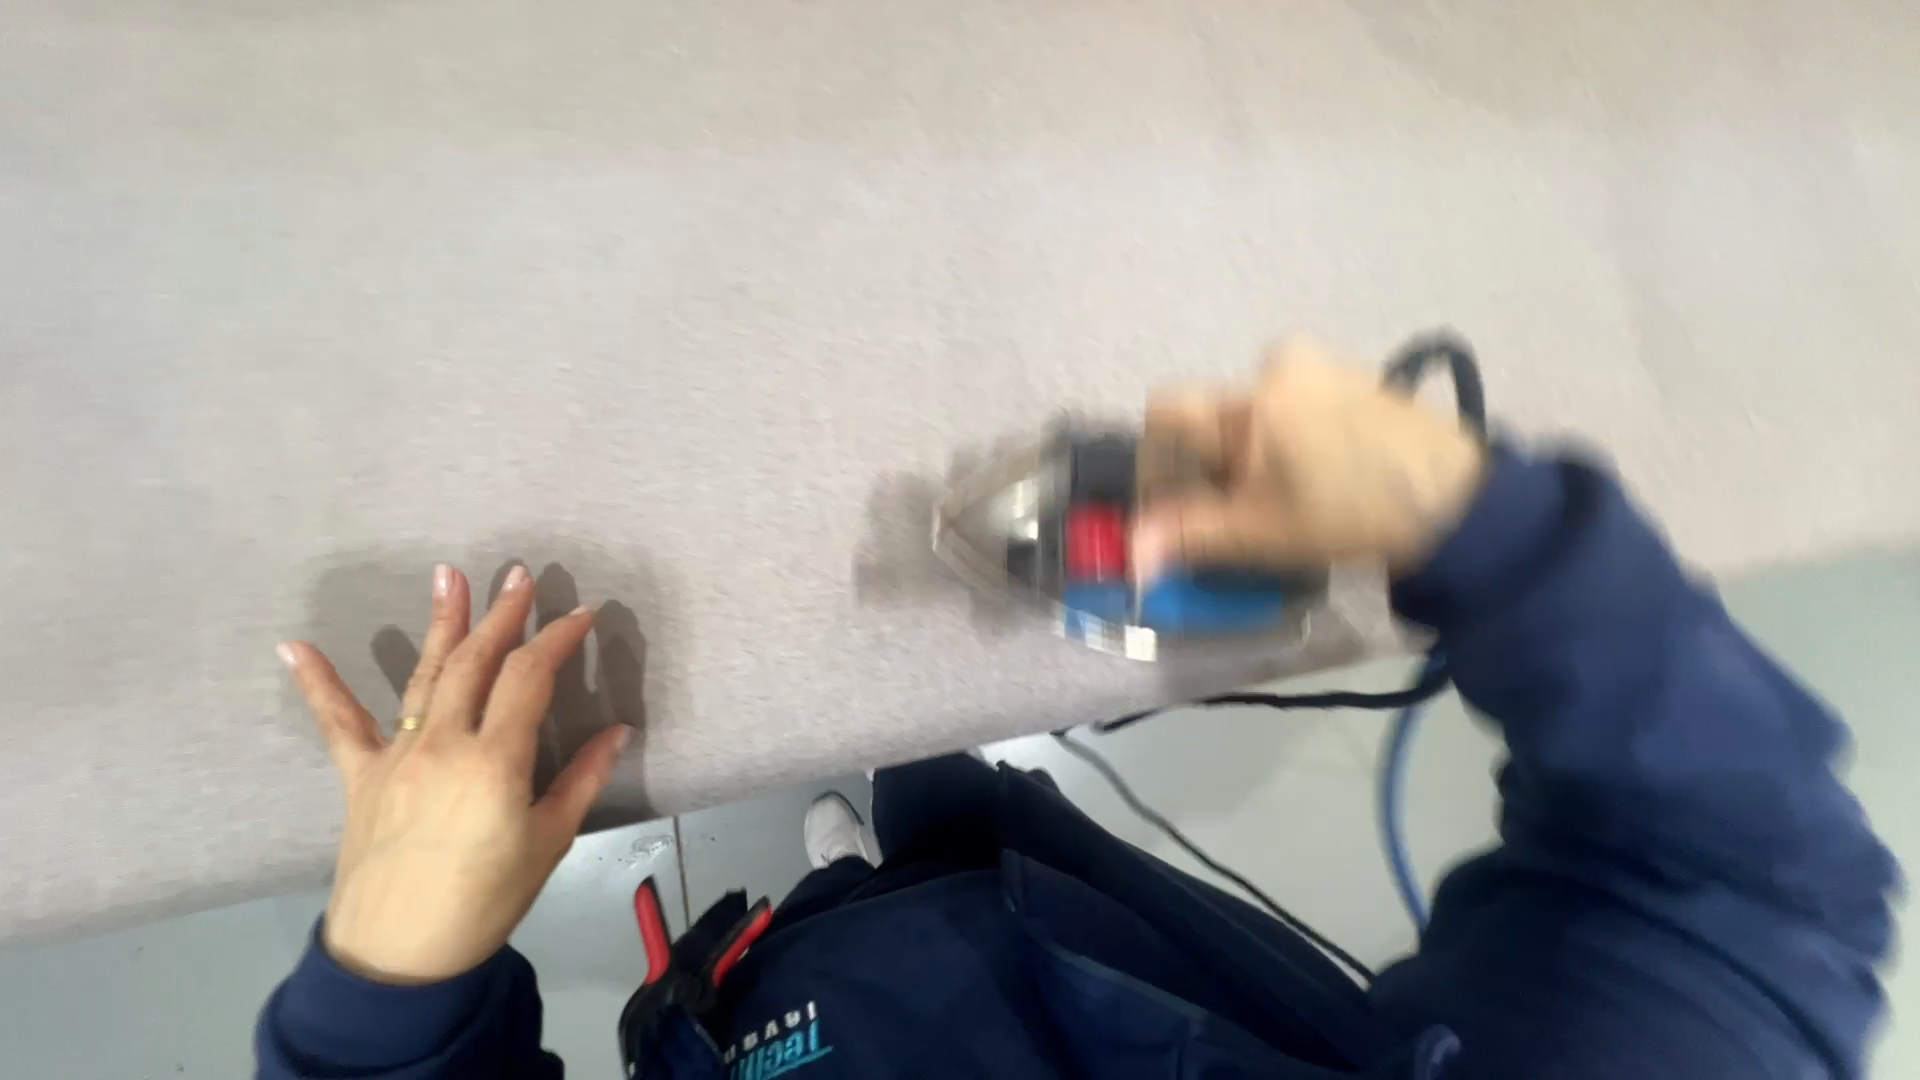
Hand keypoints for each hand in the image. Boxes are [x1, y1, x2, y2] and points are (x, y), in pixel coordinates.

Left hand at [279, 564, 630, 984]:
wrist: (400, 954)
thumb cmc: (488, 896)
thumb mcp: (552, 838)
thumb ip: (584, 776)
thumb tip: (619, 730)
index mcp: (495, 759)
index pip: (531, 676)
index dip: (558, 638)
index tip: (582, 613)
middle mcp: (444, 743)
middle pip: (478, 661)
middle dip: (503, 613)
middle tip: (519, 573)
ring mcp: (397, 755)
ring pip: (424, 674)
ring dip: (441, 622)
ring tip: (448, 574)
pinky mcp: (362, 775)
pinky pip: (339, 725)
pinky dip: (318, 684)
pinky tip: (295, 646)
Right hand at [1131, 339, 1486, 580]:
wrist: (1463, 504)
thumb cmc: (1352, 514)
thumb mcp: (1261, 531)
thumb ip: (1189, 534)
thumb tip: (1133, 553)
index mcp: (1256, 396)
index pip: (1168, 411)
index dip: (1157, 457)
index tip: (1174, 495)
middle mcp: (1282, 363)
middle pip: (1212, 415)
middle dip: (1211, 462)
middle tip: (1239, 506)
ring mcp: (1324, 364)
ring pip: (1252, 411)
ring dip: (1248, 451)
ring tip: (1285, 493)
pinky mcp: (1354, 375)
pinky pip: (1291, 402)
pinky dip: (1284, 436)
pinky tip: (1317, 473)